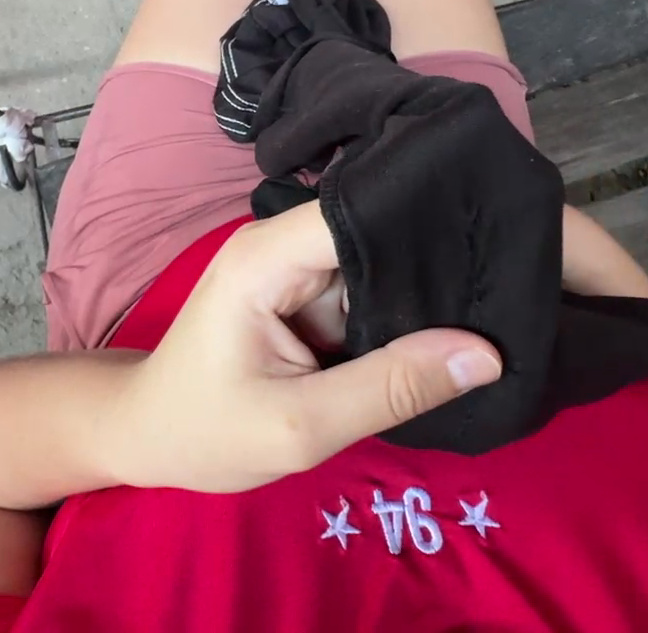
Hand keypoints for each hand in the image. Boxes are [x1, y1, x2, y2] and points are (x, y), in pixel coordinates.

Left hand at [102, 203, 501, 493]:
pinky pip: (356, 293)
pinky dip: (387, 317)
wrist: (149, 436)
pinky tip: (430, 337)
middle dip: (425, 264)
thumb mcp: (302, 426)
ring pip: (369, 267)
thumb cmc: (207, 431)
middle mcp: (277, 245)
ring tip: (477, 316)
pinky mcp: (296, 294)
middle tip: (497, 292)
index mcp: (266, 256)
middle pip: (368, 234)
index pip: (357, 210)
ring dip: (411, 297)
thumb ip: (390, 387)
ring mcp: (286, 269)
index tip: (490, 237)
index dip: (421, 218)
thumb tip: (484, 352)